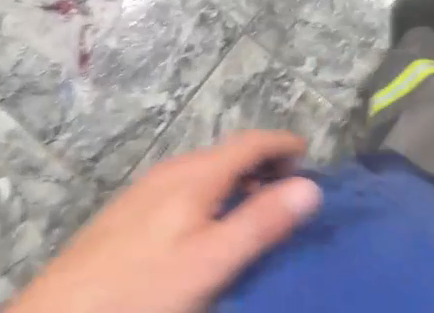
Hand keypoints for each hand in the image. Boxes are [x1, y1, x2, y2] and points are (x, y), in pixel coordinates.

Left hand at [7, 131, 322, 312]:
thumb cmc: (141, 290)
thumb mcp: (210, 263)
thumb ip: (260, 223)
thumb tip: (309, 187)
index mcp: (195, 176)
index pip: (249, 143)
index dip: (281, 144)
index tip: (307, 153)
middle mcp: (170, 172)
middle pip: (225, 154)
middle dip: (260, 162)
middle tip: (287, 184)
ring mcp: (143, 191)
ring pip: (201, 171)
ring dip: (233, 179)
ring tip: (251, 204)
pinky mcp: (124, 214)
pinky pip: (180, 188)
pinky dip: (207, 193)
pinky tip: (201, 225)